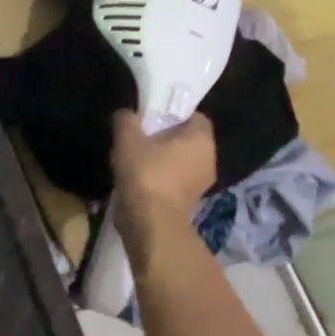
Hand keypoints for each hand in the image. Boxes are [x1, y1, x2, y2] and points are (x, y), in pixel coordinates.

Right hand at [110, 110, 216, 252]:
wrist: (150, 223)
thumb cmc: (145, 173)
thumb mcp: (127, 138)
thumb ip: (126, 119)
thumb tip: (125, 115)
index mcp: (201, 139)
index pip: (195, 116)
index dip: (174, 113)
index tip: (152, 116)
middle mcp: (208, 159)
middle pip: (187, 139)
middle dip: (164, 136)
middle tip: (139, 135)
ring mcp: (201, 183)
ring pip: (180, 160)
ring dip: (161, 158)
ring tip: (134, 158)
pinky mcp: (189, 201)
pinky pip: (175, 179)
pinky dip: (160, 176)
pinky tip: (137, 178)